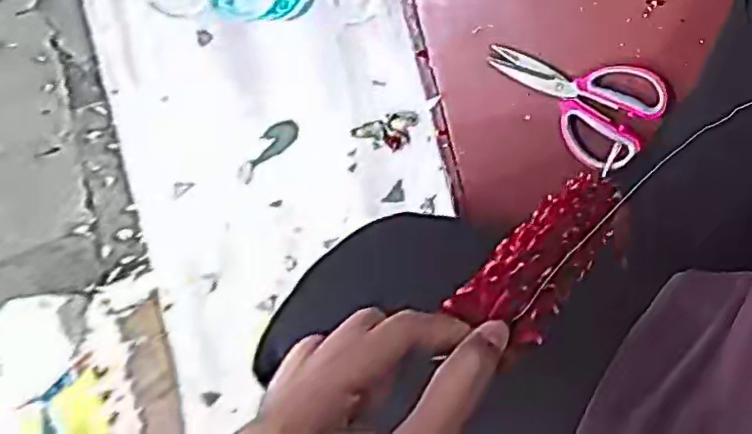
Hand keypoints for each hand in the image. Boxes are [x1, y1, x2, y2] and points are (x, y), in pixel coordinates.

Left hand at [243, 308, 508, 433]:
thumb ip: (456, 390)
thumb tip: (493, 336)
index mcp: (303, 409)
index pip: (395, 329)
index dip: (449, 328)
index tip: (481, 343)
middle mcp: (270, 414)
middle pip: (357, 331)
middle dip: (410, 340)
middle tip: (446, 362)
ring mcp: (257, 431)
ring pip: (322, 355)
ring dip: (372, 360)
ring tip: (400, 390)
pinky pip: (300, 388)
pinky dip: (340, 385)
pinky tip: (358, 414)